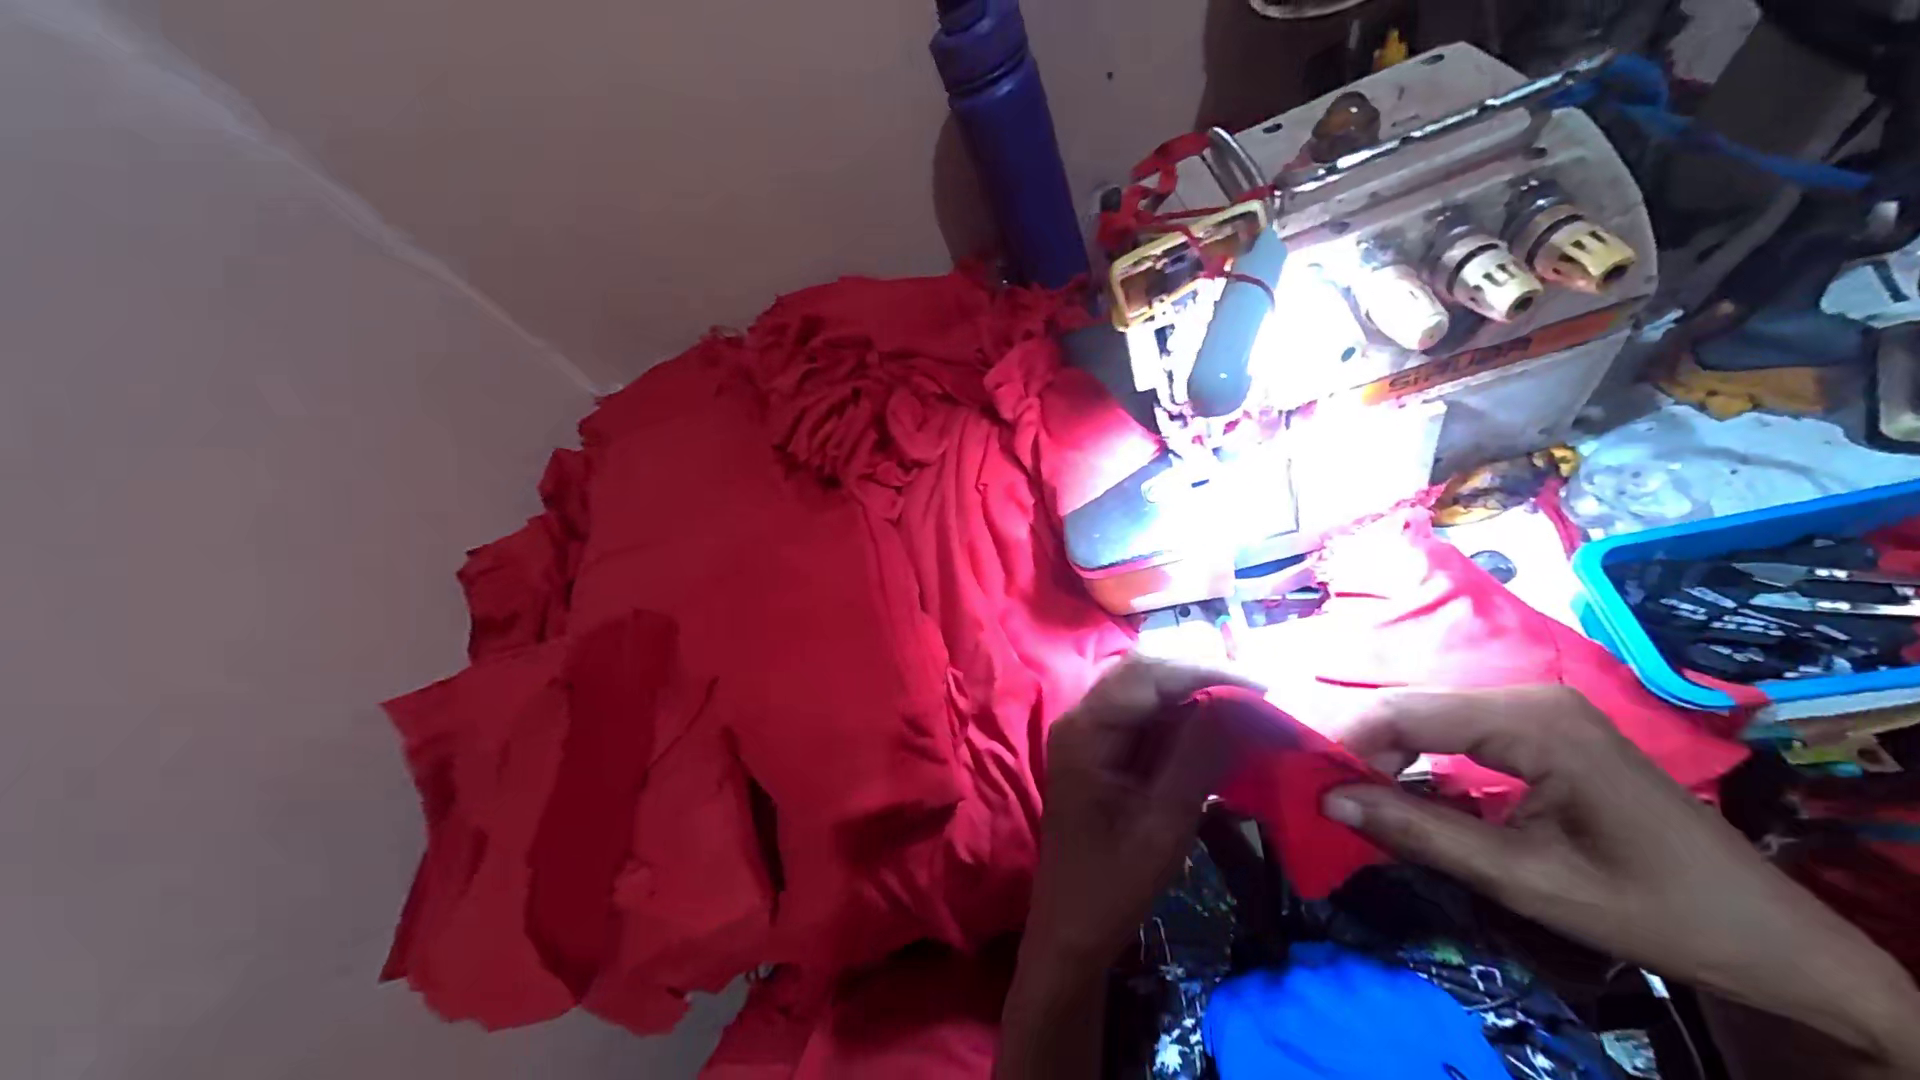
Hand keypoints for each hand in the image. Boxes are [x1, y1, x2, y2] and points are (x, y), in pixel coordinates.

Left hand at [1022, 656, 1257, 973]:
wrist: (1071, 927)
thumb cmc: (1114, 882)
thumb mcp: (1164, 822)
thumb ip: (1198, 756)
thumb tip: (1238, 703)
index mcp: (1085, 729)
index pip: (1146, 674)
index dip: (1204, 671)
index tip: (1261, 687)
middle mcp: (1081, 718)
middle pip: (1142, 674)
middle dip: (1200, 676)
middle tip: (1257, 694)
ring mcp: (1088, 732)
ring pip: (1144, 692)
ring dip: (1193, 694)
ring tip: (1245, 706)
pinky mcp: (1100, 750)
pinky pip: (1143, 717)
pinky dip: (1180, 717)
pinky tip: (1214, 727)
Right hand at [1323, 686, 1919, 1070]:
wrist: (1772, 936)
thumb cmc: (1653, 908)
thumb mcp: (1527, 881)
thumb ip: (1421, 834)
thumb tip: (1329, 801)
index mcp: (1531, 721)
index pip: (1403, 711)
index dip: (1344, 742)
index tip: (1306, 781)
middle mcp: (1528, 696)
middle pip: (1410, 706)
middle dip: (1360, 748)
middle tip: (1326, 794)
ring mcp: (1536, 708)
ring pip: (1427, 715)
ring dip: (1386, 754)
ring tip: (1357, 796)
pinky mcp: (1540, 727)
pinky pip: (1455, 729)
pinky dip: (1418, 757)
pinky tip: (1404, 789)